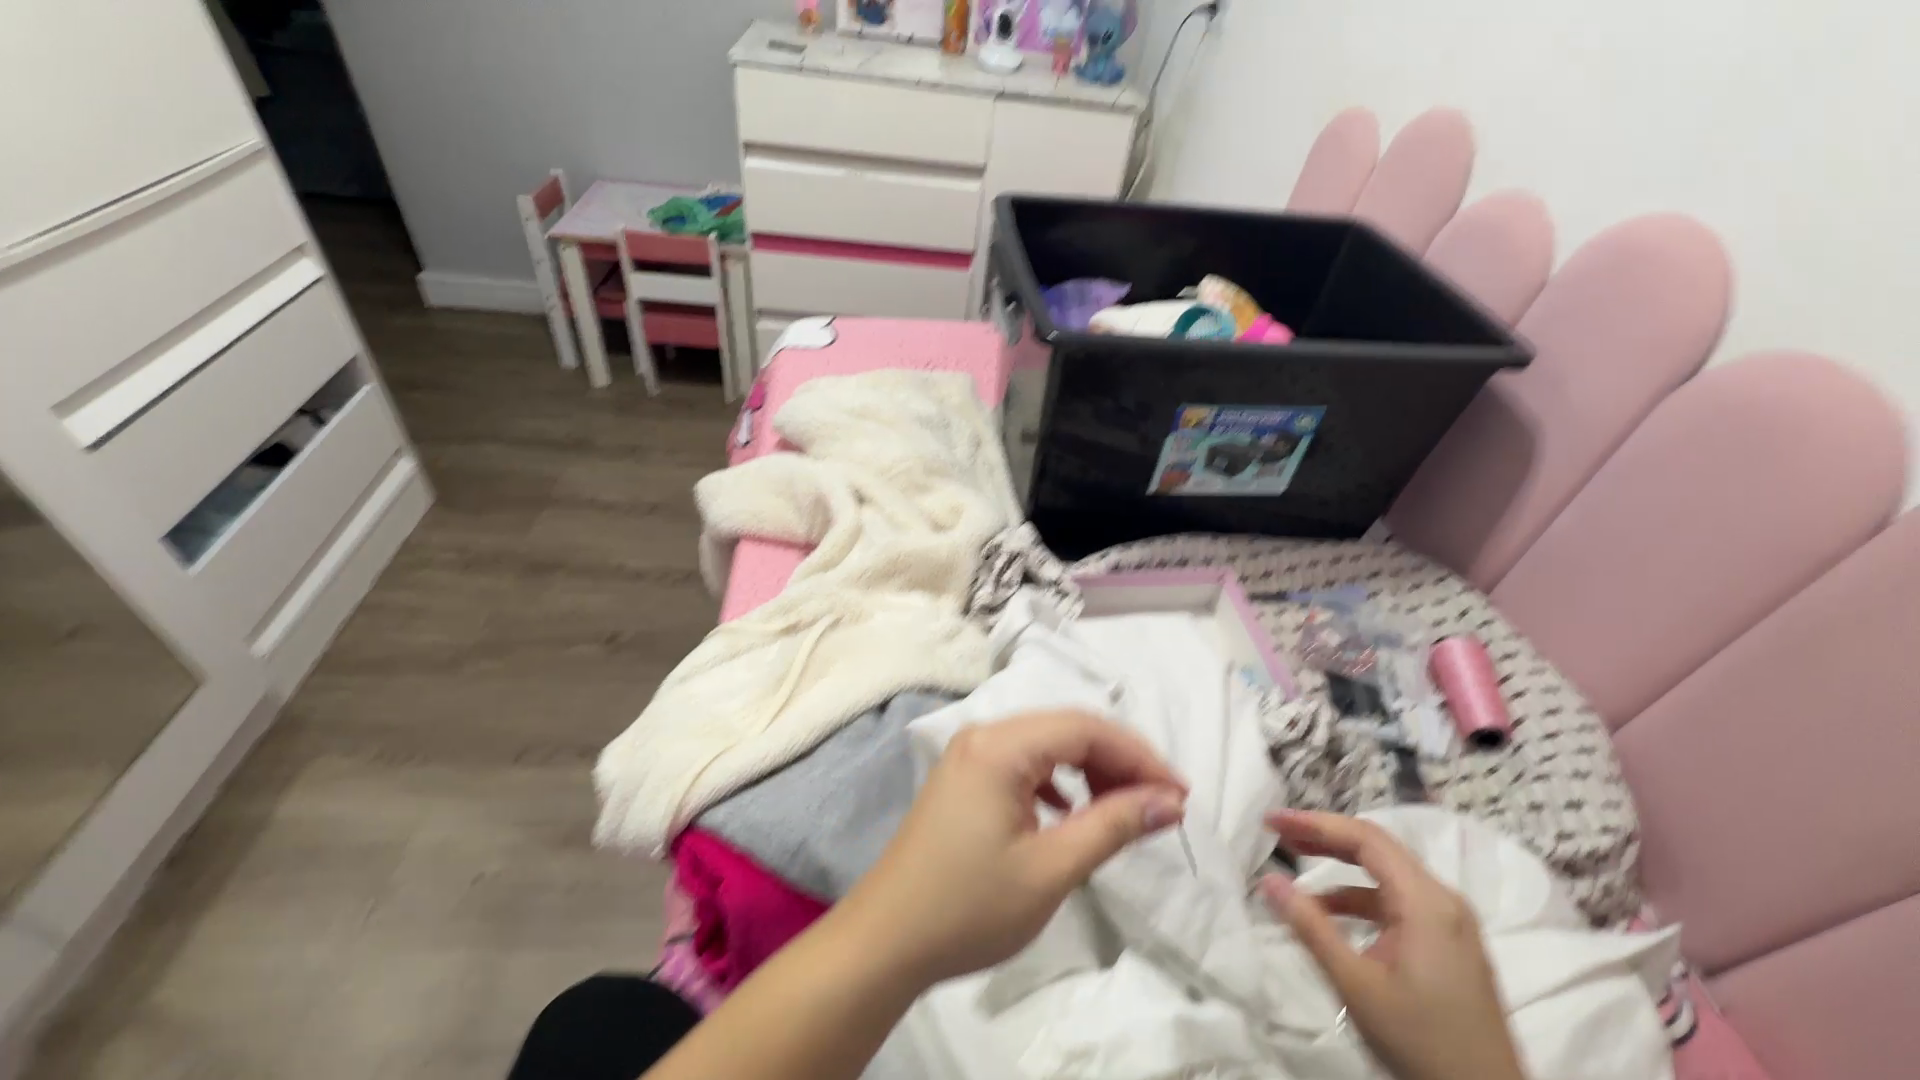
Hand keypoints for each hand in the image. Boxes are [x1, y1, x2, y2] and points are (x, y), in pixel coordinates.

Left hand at [837, 709, 1188, 987]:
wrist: (886, 942)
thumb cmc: (969, 908)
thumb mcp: (1052, 869)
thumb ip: (1114, 825)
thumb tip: (1170, 801)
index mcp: (999, 746)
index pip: (1086, 728)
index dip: (1140, 756)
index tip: (1181, 796)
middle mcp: (982, 736)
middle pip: (1067, 730)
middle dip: (1119, 763)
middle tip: (1161, 806)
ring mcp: (968, 758)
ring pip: (1047, 747)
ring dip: (1091, 773)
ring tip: (1123, 812)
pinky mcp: (963, 782)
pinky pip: (1025, 767)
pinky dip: (1059, 785)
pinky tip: (1071, 815)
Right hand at [1259, 811, 1526, 1079]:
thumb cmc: (1420, 1041)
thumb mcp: (1356, 984)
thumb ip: (1311, 927)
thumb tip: (1269, 880)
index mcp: (1427, 902)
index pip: (1366, 839)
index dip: (1315, 823)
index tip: (1271, 820)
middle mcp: (1444, 901)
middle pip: (1379, 849)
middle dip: (1325, 837)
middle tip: (1278, 833)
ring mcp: (1451, 923)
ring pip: (1388, 876)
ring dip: (1341, 867)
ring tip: (1296, 865)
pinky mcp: (1450, 945)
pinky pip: (1398, 902)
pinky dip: (1360, 898)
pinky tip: (1330, 913)